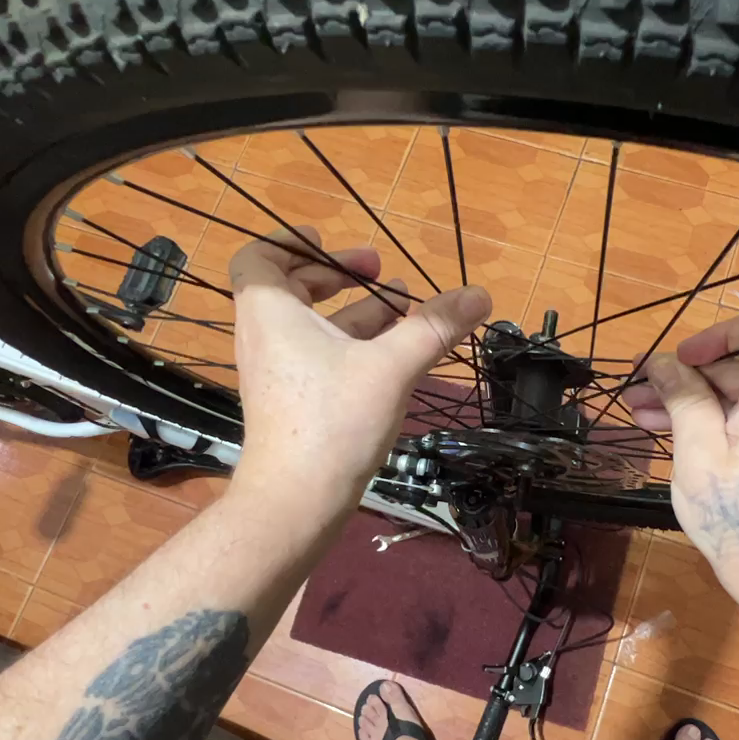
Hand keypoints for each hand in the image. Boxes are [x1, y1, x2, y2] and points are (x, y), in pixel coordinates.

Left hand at [228, 228, 490, 512]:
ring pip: (314, 325)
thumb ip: (433, 327)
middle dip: (337, 274)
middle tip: (378, 268)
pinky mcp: (294, 402)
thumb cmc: (333, 421)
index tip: (325, 238)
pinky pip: (320, 355)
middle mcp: (266, 337)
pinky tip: (395, 351)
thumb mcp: (390, 366)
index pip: (259, 258)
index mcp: (271, 313)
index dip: (290, 242)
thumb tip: (479, 294)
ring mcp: (279, 372)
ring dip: (355, 310)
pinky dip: (352, 344)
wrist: (296, 501)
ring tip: (403, 304)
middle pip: (293, 288)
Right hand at [622, 313, 738, 602]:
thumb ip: (683, 397)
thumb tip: (662, 362)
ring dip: (692, 394)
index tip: (681, 358)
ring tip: (639, 407)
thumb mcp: (698, 451)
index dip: (719, 336)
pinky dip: (712, 414)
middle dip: (689, 371)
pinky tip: (666, 425)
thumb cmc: (737, 513)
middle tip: (638, 384)